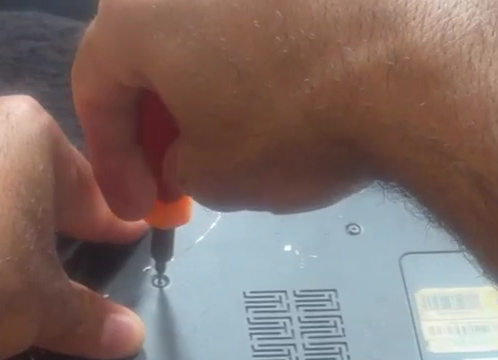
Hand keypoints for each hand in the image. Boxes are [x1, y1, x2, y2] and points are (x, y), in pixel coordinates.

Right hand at [72, 0, 432, 217]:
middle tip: (179, 174)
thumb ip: (179, 169)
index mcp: (133, 16)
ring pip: (198, 31)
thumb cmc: (292, 123)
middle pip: (143, 51)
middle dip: (156, 121)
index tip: (138, 202)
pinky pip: (249, 18)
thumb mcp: (215, 178)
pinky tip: (276, 96)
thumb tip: (185, 158)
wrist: (403, 62)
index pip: (94, 89)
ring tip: (231, 139)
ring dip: (201, 87)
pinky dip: (248, 60)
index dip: (112, 159)